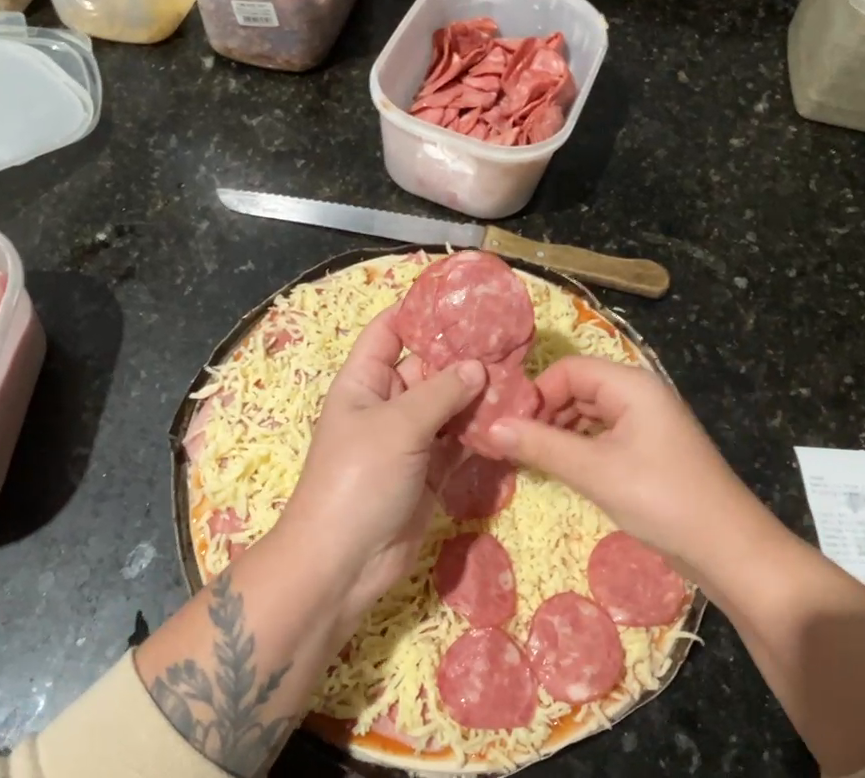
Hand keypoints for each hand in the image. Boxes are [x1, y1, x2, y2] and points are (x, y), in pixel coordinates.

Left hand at [276, 304, 486, 626]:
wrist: (343, 562)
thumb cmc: (358, 479)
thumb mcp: (398, 427)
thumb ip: (441, 392)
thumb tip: (477, 366)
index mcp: (363, 382)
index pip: (389, 332)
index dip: (419, 313)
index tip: (463, 301)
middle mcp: (386, 404)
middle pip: (427, 368)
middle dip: (463, 357)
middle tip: (510, 343)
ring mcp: (409, 440)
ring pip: (448, 406)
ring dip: (478, 396)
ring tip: (520, 377)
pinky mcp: (430, 473)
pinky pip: (458, 442)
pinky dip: (480, 432)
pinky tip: (511, 419)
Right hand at [480, 356, 739, 564]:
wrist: (730, 550)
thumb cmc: (661, 499)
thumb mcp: (594, 471)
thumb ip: (540, 445)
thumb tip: (489, 428)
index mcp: (631, 384)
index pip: (567, 370)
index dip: (535, 394)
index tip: (508, 427)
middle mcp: (639, 395)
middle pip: (577, 388)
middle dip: (543, 413)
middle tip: (511, 446)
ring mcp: (647, 424)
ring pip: (589, 414)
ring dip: (558, 432)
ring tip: (531, 460)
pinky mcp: (650, 452)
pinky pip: (604, 436)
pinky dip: (579, 448)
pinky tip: (562, 471)